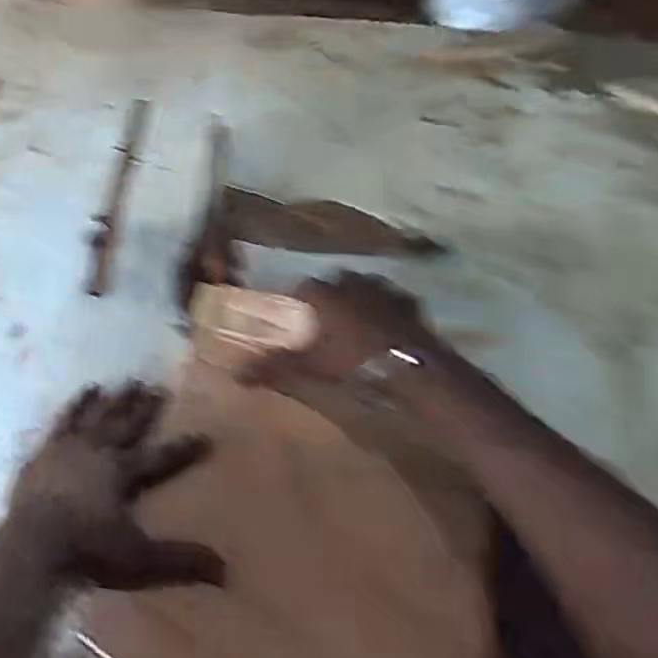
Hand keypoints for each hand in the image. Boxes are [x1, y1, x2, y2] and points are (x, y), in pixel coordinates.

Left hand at [8, 382, 224, 590]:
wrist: (32, 541)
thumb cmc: (88, 549)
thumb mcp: (141, 559)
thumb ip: (182, 560)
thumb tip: (227, 570)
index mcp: (122, 473)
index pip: (161, 459)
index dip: (184, 449)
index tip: (205, 436)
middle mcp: (97, 451)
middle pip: (125, 426)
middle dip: (143, 408)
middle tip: (156, 387)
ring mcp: (67, 447)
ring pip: (94, 416)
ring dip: (110, 401)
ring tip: (119, 383)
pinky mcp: (43, 450)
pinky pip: (63, 420)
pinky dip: (73, 407)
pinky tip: (79, 396)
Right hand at [241, 272, 443, 440]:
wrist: (421, 378)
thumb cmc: (355, 367)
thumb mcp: (307, 372)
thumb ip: (272, 369)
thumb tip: (234, 373)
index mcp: (329, 297)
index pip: (306, 286)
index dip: (299, 296)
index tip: (294, 308)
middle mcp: (359, 291)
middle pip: (344, 280)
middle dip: (336, 290)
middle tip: (328, 309)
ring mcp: (394, 302)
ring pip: (378, 289)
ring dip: (369, 297)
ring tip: (362, 315)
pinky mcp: (423, 319)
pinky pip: (405, 309)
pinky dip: (398, 316)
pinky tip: (394, 330)